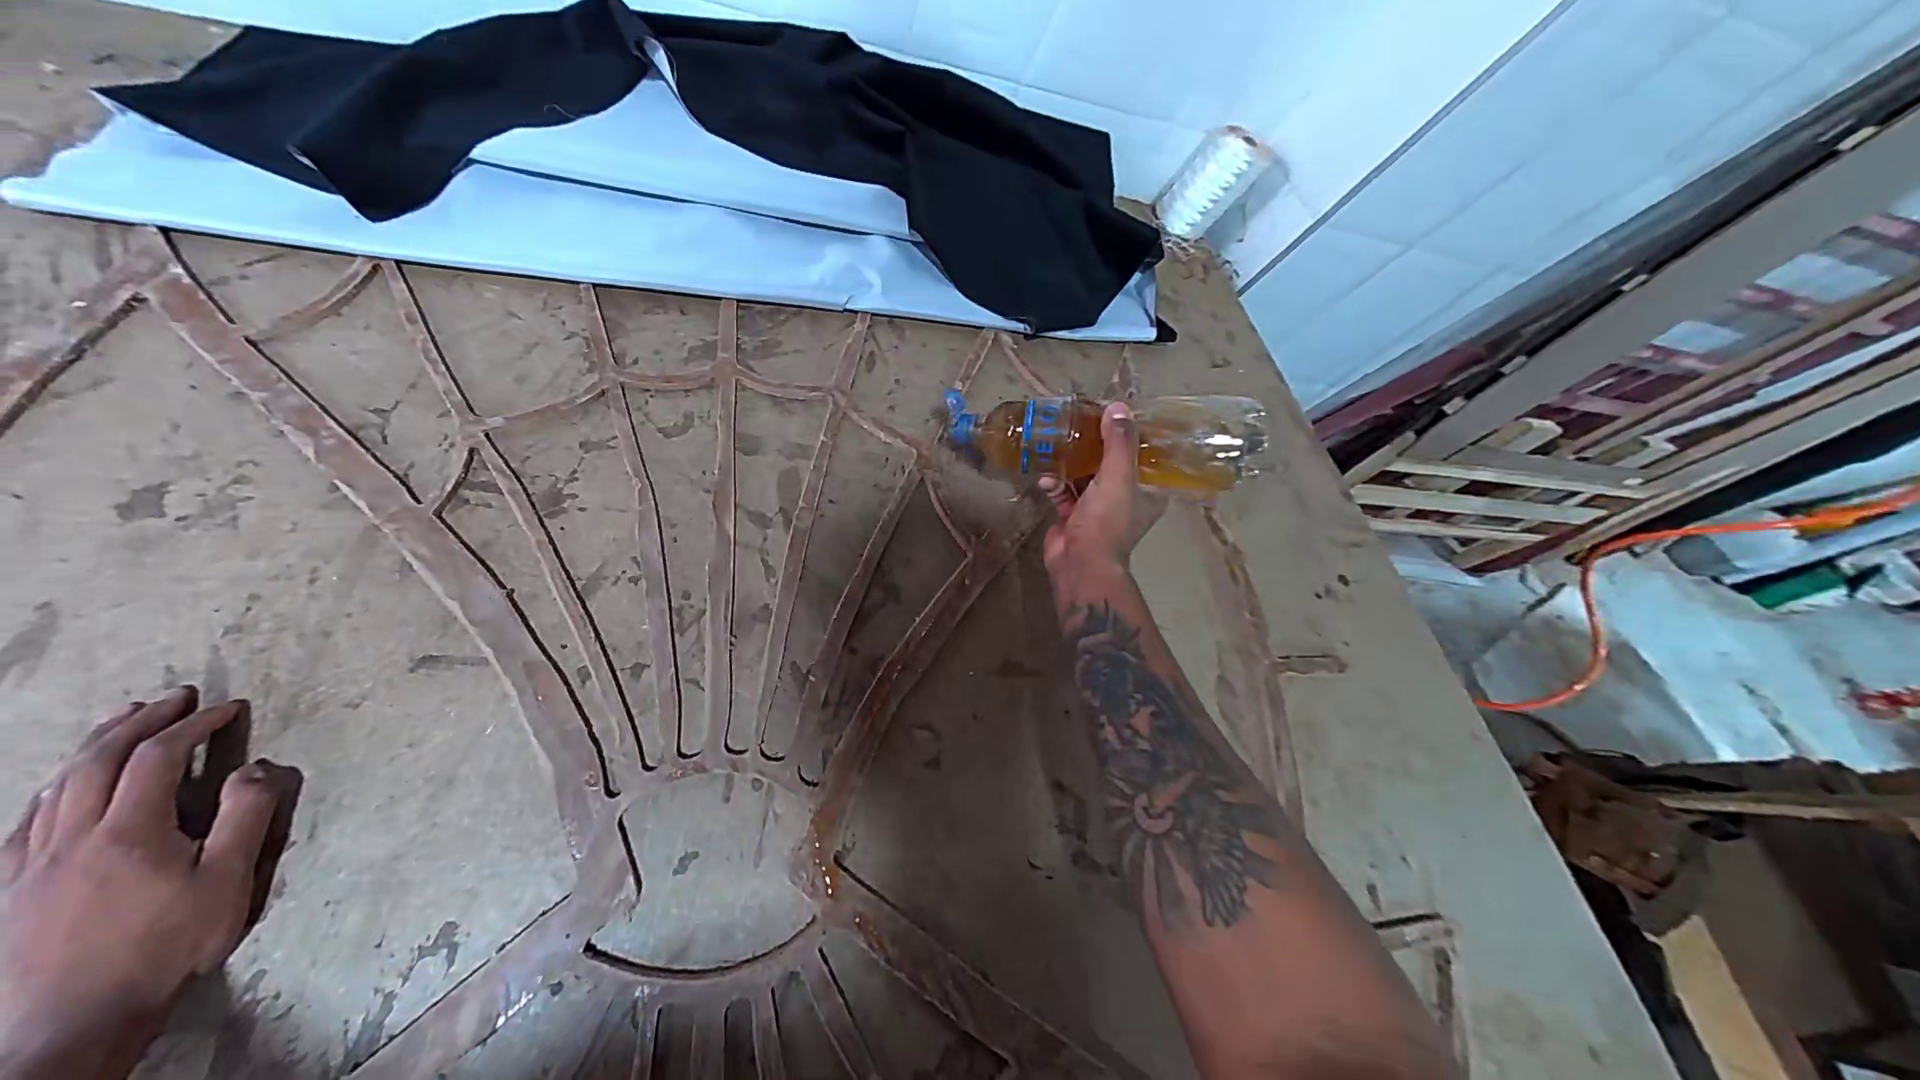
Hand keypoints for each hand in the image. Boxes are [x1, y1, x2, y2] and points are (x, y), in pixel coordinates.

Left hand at [0, 687, 299, 1079]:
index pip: (160, 756)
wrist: (69, 1023)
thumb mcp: (227, 881)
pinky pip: (26, 821)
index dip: (196, 724)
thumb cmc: (163, 946)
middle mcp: (71, 835)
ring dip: (94, 745)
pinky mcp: (9, 887)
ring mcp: (31, 863)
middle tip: (175, 697)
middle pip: (97, 760)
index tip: (229, 706)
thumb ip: (246, 818)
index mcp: (128, 831)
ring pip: (55, 786)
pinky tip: (63, 786)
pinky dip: (54, 787)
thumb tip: (254, 768)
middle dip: (140, 721)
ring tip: (122, 721)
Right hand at [1040, 400, 1166, 576]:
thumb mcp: (1119, 476)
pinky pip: (1064, 491)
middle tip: (1083, 420)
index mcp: (1148, 493)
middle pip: (1113, 463)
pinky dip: (1055, 484)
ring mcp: (1098, 508)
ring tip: (1059, 442)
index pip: (1147, 458)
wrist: (1079, 562)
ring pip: (1086, 475)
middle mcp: (1126, 499)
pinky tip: (1047, 478)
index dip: (1135, 436)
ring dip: (1071, 462)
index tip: (1120, 415)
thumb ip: (1118, 442)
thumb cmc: (1107, 520)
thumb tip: (1118, 407)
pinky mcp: (1072, 515)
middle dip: (1097, 445)